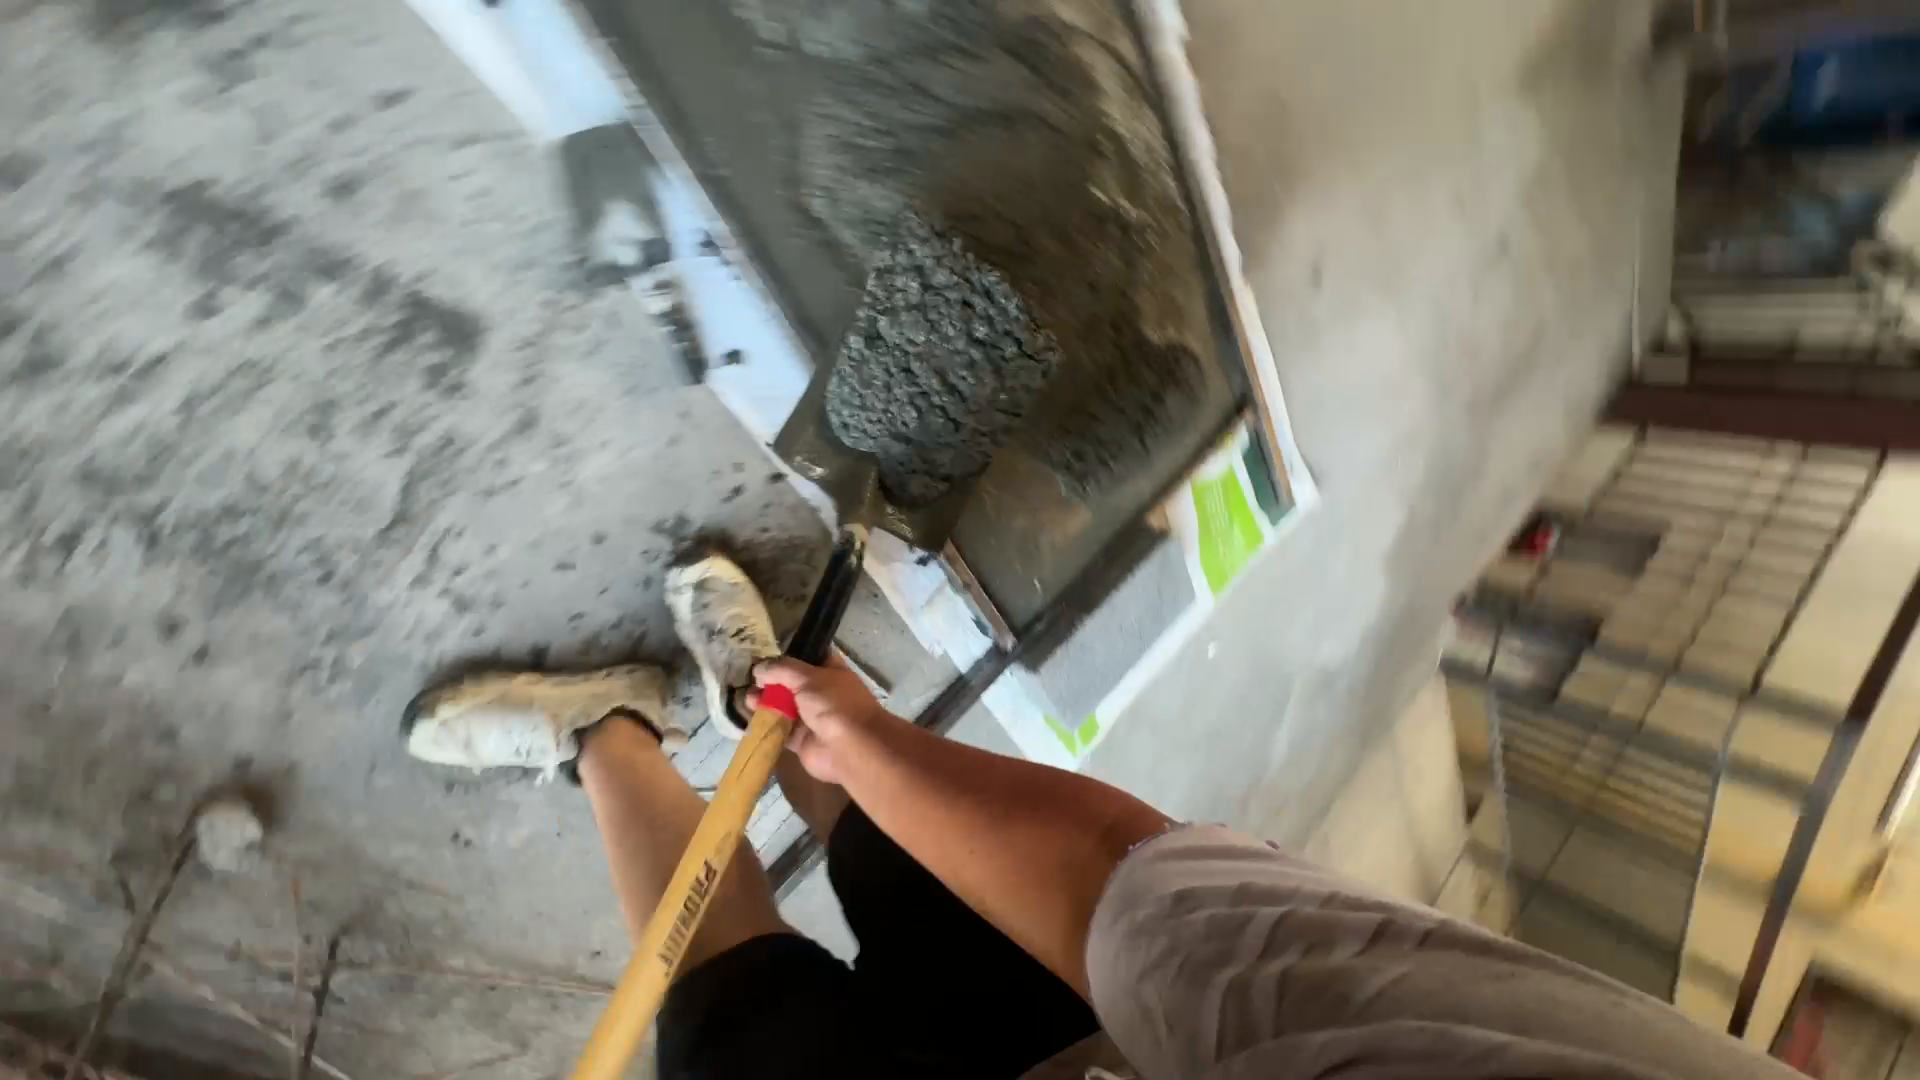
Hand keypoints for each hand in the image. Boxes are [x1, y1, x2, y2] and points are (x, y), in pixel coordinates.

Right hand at [749, 654, 893, 784]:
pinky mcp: (800, 739)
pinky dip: (765, 724)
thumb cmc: (834, 703)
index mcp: (830, 671)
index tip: (765, 655)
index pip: (808, 657)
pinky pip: (779, 728)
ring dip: (765, 701)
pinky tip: (749, 717)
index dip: (788, 655)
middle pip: (791, 683)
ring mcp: (811, 716)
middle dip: (771, 681)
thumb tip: (759, 668)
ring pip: (783, 706)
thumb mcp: (808, 677)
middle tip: (751, 679)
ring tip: (748, 698)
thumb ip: (782, 670)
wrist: (850, 747)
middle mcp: (821, 692)